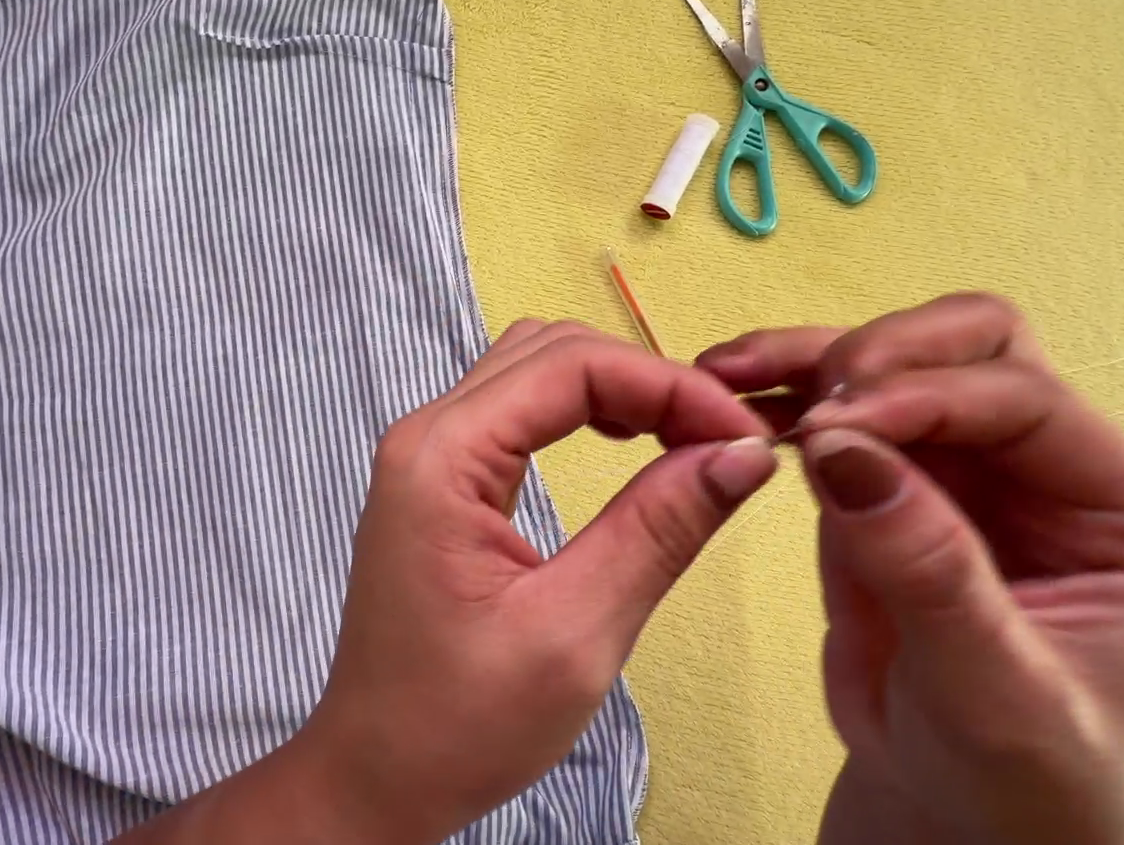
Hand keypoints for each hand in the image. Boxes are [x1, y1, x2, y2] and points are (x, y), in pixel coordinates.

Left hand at [118, 321, 776, 843]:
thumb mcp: (574, 634)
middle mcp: (426, 433)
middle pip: (549, 352)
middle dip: (645, 378)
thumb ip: (658, 530)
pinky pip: (515, 409)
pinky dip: (579, 409)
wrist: (375, 770)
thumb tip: (742, 454)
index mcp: (441, 456)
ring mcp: (427, 451)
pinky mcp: (440, 476)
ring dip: (614, 387)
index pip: (569, 367)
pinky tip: (623, 441)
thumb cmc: (460, 722)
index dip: (668, 385)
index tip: (748, 437)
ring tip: (684, 436)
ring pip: (531, 368)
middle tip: (724, 438)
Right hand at [699, 294, 1123, 844]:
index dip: (919, 398)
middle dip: (874, 352)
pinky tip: (727, 398)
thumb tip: (837, 448)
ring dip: (806, 356)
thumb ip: (926, 568)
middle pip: (969, 344)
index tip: (825, 431)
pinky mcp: (887, 477)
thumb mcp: (993, 693)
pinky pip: (832, 408)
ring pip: (888, 360)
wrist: (956, 810)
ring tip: (725, 373)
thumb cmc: (1016, 780)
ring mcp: (964, 467)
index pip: (1022, 400)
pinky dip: (778, 392)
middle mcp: (1051, 470)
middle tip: (801, 399)